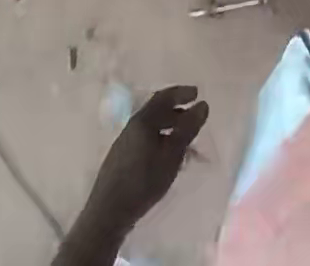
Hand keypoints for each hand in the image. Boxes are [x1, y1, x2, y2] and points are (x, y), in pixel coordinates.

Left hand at [85, 86, 210, 226]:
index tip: (197, 93)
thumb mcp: (172, 154)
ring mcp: (123, 144)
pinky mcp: (120, 160)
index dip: (181, 93)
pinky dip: (159, 138)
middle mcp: (131, 128)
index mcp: (143, 122)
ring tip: (183, 138)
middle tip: (193, 116)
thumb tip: (203, 105)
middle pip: (156, 111)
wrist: (106, 216)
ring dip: (168, 126)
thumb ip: (188, 128)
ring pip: (150, 127)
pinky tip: (166, 155)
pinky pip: (144, 139)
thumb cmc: (143, 182)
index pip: (164, 97)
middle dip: (177, 111)